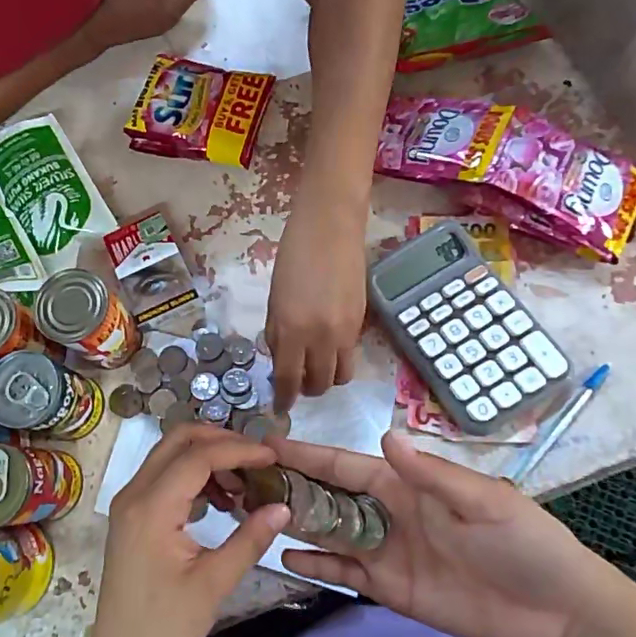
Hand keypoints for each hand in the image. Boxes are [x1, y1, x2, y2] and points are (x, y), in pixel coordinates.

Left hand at [87, 425, 289, 636]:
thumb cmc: (166, 626)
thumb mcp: (214, 583)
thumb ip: (249, 539)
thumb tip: (282, 506)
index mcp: (151, 508)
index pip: (198, 456)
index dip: (238, 450)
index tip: (273, 456)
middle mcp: (133, 494)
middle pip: (178, 440)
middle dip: (221, 441)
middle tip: (258, 460)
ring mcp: (128, 503)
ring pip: (169, 455)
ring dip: (207, 457)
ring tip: (244, 483)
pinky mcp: (131, 515)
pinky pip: (163, 475)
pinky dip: (193, 474)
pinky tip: (222, 499)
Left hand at [265, 200, 366, 411]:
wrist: (330, 228)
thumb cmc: (293, 257)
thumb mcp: (274, 300)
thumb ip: (276, 334)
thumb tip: (280, 362)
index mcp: (291, 330)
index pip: (288, 379)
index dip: (284, 398)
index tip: (279, 408)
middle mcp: (320, 337)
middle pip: (318, 384)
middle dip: (306, 390)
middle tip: (296, 384)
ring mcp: (345, 332)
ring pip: (340, 376)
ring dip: (326, 380)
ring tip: (315, 369)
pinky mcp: (362, 323)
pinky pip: (351, 356)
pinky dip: (338, 361)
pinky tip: (328, 349)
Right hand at [272, 432, 633, 636]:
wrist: (555, 610)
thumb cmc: (524, 543)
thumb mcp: (486, 502)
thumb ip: (433, 474)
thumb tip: (385, 438)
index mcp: (405, 485)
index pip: (345, 466)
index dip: (307, 455)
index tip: (267, 444)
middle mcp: (386, 513)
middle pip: (327, 496)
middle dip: (288, 486)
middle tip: (243, 482)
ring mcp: (384, 551)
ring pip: (327, 532)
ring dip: (292, 522)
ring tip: (251, 515)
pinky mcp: (388, 588)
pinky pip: (343, 573)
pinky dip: (315, 564)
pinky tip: (286, 555)